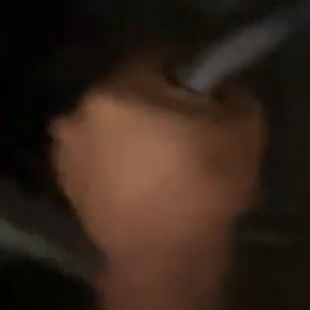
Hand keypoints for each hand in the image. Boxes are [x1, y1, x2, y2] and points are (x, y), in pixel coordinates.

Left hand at [50, 61, 265, 266]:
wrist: (164, 252)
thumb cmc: (207, 181)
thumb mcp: (245, 125)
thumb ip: (233, 93)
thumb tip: (218, 89)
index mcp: (121, 89)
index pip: (160, 57)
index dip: (191, 71)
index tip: (213, 94)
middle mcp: (79, 111)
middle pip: (131, 91)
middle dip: (161, 102)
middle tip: (195, 126)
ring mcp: (65, 148)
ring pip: (114, 124)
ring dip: (137, 131)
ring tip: (171, 158)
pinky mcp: (64, 181)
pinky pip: (101, 154)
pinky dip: (123, 159)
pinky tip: (151, 180)